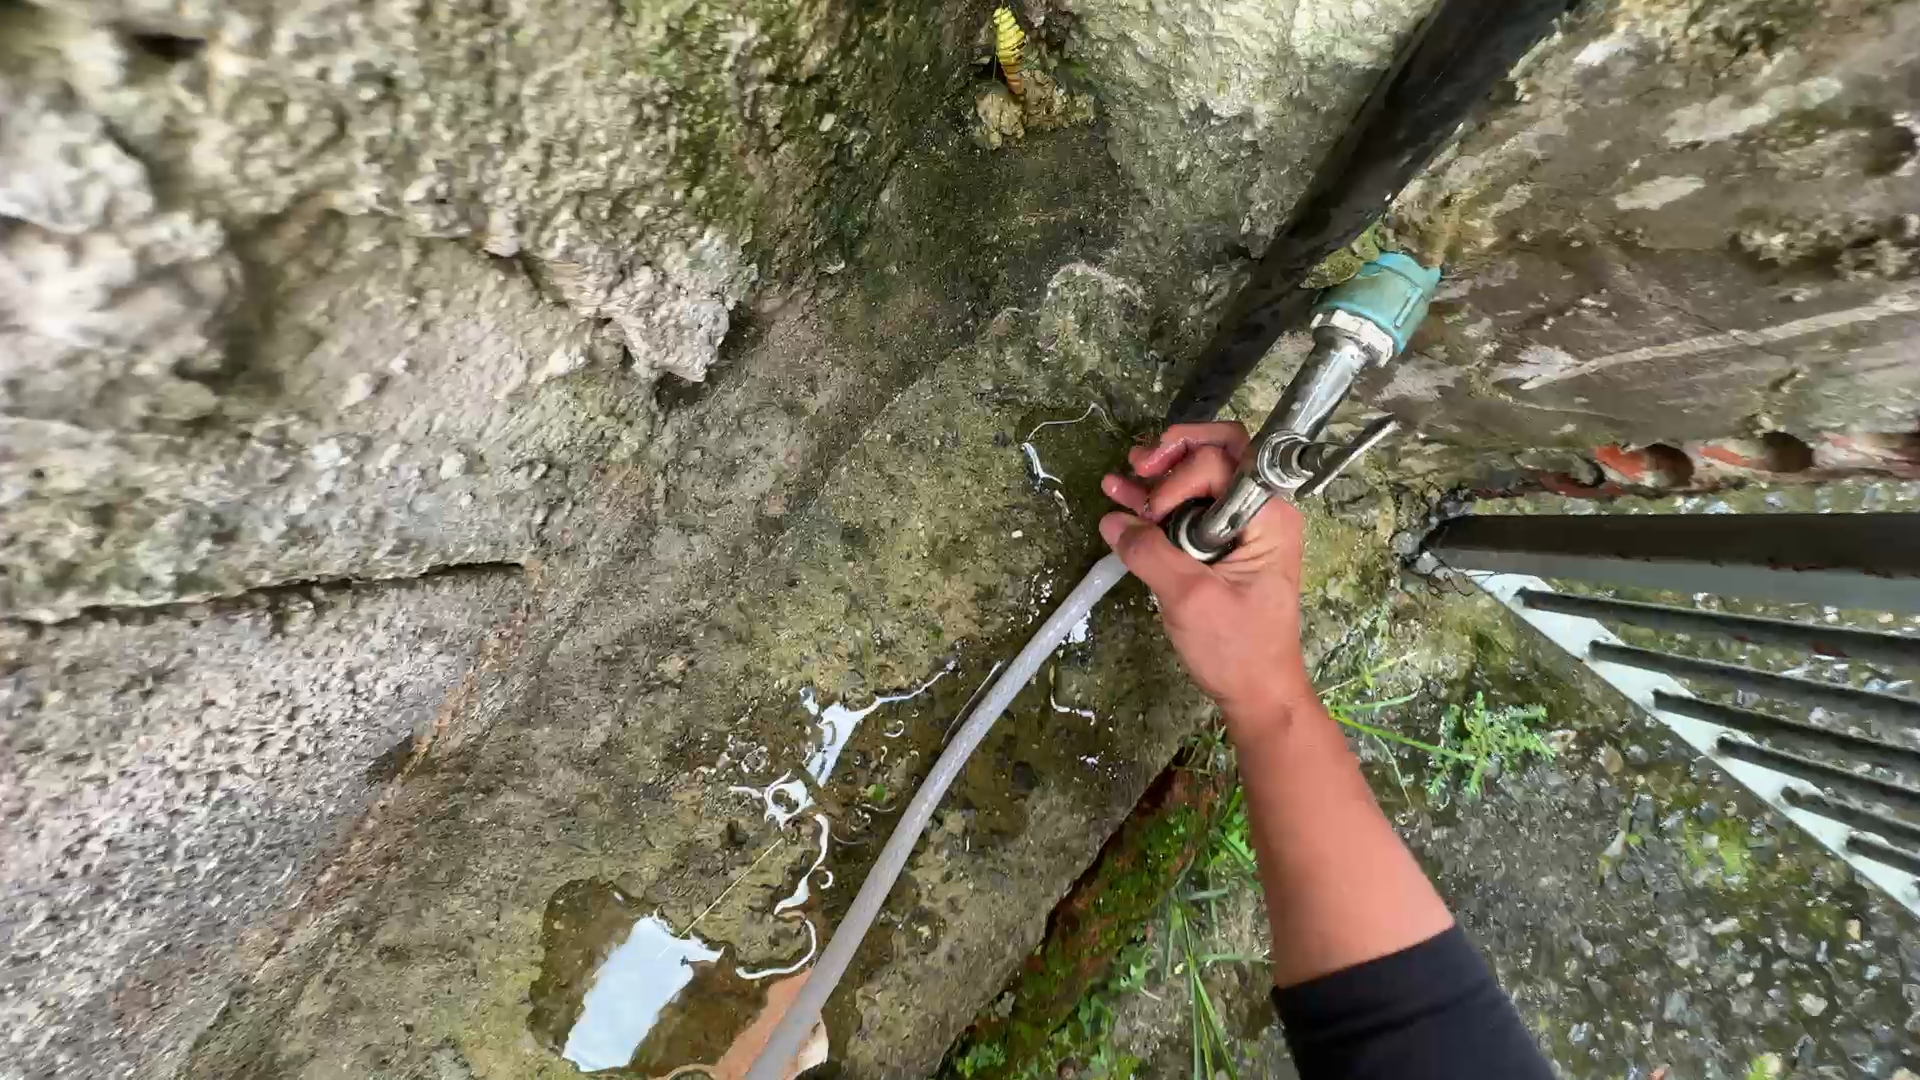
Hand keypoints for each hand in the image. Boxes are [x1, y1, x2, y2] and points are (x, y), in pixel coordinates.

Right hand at [1100, 422, 1310, 729]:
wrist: (1257, 693)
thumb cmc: (1236, 648)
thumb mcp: (1189, 599)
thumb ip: (1150, 554)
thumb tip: (1112, 522)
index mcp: (1268, 516)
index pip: (1223, 463)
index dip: (1180, 477)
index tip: (1153, 516)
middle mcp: (1258, 512)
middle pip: (1218, 453)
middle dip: (1175, 453)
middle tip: (1140, 465)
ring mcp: (1237, 529)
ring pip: (1198, 477)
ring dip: (1159, 474)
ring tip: (1122, 476)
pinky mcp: (1217, 547)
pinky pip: (1187, 509)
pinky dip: (1156, 502)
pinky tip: (1122, 498)